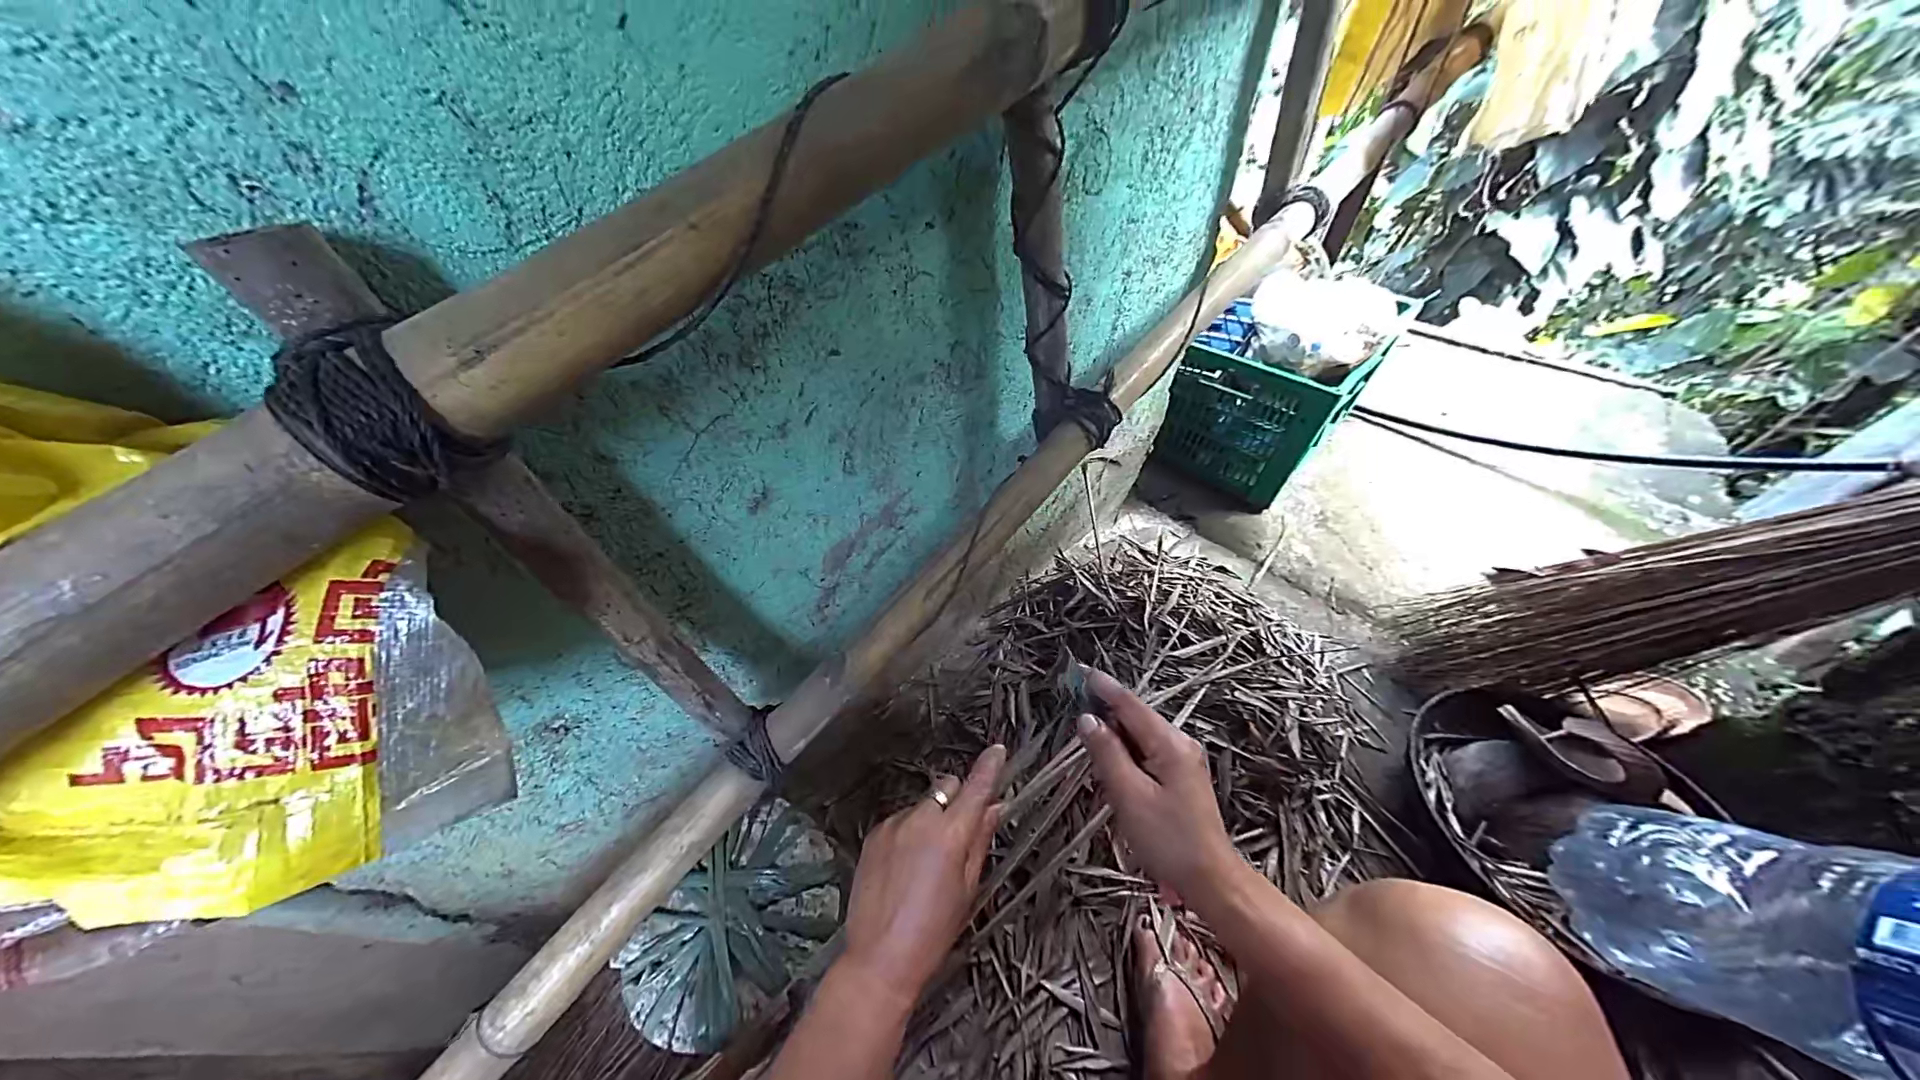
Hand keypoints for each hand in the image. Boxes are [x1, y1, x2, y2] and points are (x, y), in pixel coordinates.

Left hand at [840, 744, 1005, 1003]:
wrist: (879, 958)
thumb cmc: (933, 931)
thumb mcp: (968, 888)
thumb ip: (980, 841)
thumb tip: (993, 808)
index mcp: (951, 834)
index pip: (976, 788)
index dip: (988, 767)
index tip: (997, 751)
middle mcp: (921, 819)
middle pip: (947, 787)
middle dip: (957, 798)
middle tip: (959, 832)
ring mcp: (893, 824)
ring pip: (923, 805)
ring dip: (931, 817)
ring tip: (926, 860)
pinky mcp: (874, 834)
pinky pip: (900, 820)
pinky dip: (908, 831)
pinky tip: (905, 865)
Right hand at [1076, 668, 1239, 899]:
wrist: (1210, 880)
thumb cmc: (1169, 840)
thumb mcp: (1129, 796)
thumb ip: (1107, 753)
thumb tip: (1087, 719)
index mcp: (1169, 744)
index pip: (1129, 705)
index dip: (1103, 688)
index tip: (1080, 672)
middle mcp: (1179, 744)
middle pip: (1134, 718)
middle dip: (1105, 714)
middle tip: (1076, 716)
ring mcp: (1182, 760)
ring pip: (1139, 736)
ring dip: (1114, 739)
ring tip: (1091, 749)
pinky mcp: (1179, 776)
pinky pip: (1146, 753)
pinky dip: (1126, 755)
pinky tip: (1113, 771)